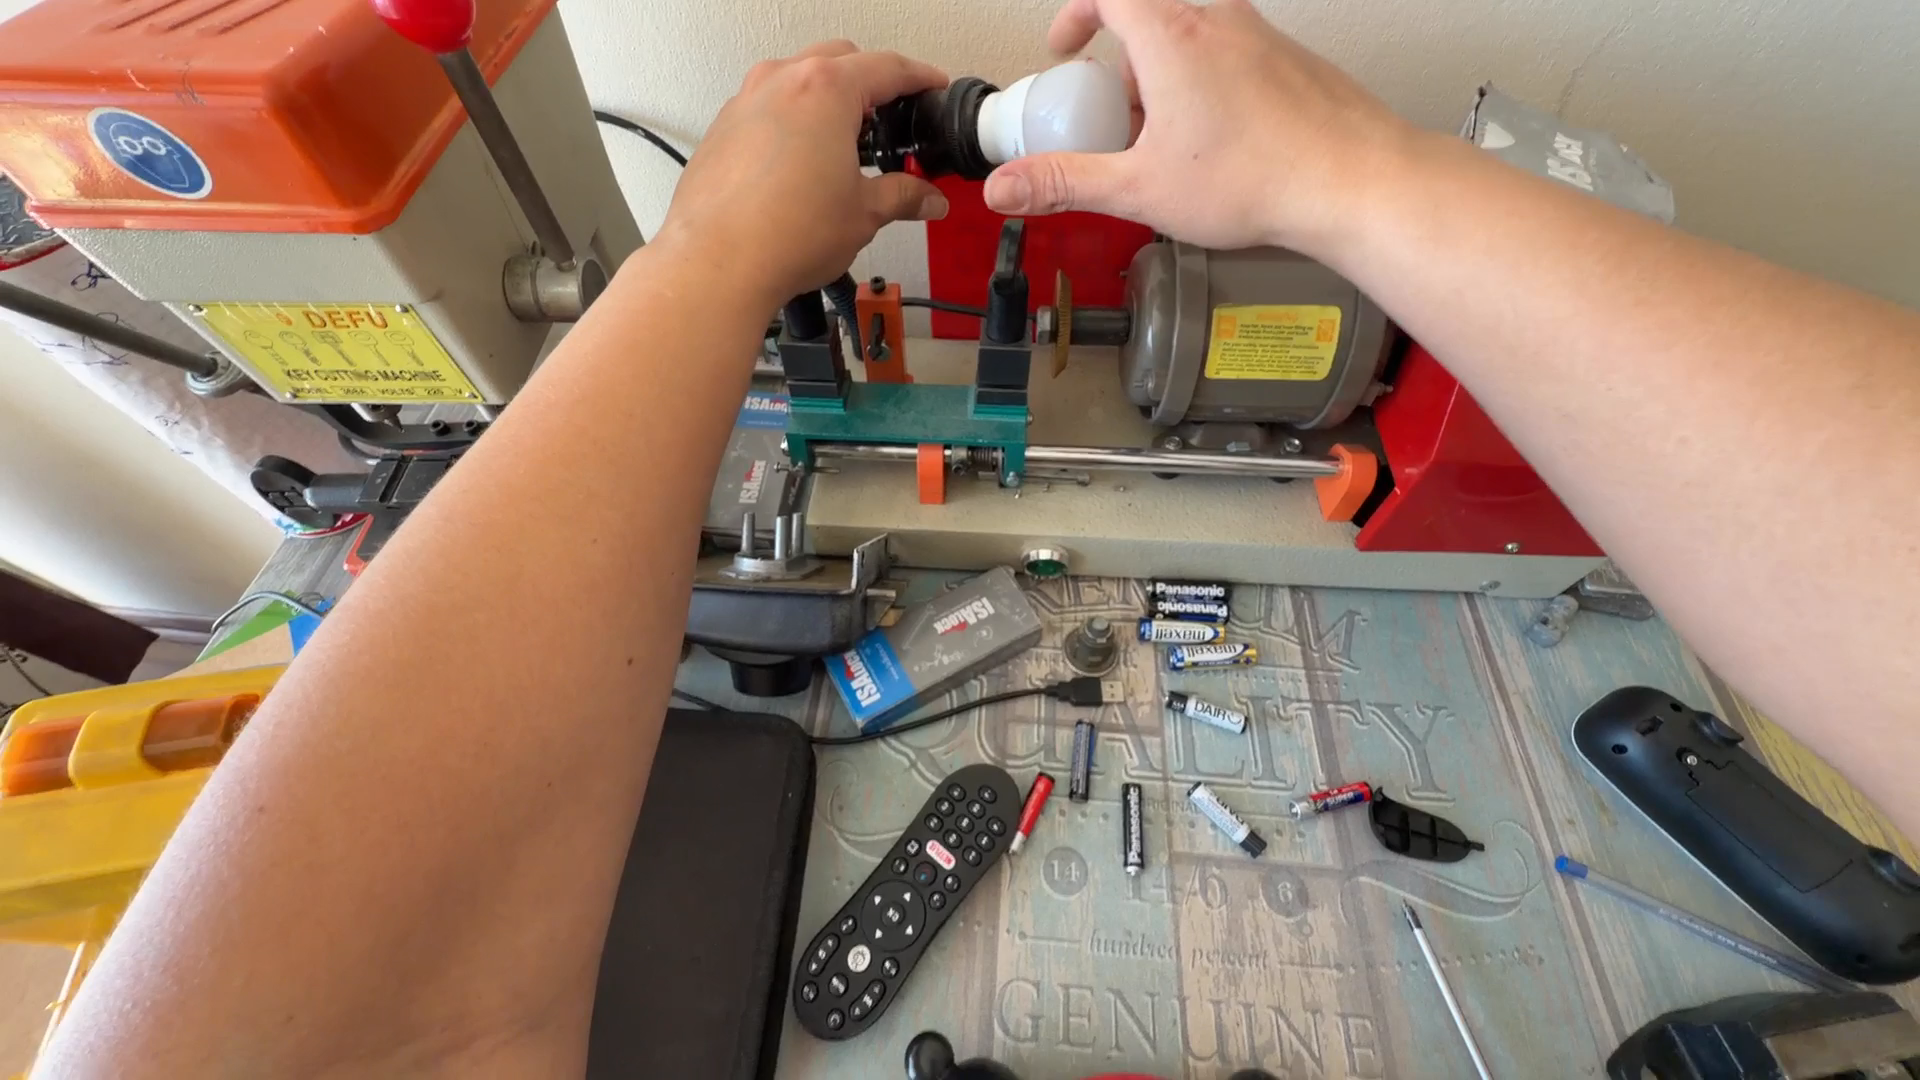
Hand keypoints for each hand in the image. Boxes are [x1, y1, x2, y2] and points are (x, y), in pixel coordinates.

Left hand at [653, 42, 951, 306]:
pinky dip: (794, 125)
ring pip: (799, 82)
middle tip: (892, 124)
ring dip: (828, 104)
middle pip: (841, 61)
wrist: (720, 262)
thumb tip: (926, 198)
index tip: (931, 86)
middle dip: (872, 85)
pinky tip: (805, 168)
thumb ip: (903, 197)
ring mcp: (747, 101)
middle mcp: (782, 82)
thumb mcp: (864, 214)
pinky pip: (769, 111)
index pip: (887, 68)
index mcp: (826, 90)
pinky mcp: (724, 129)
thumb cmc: (784, 234)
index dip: (919, 78)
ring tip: (846, 149)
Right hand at [982, 0, 1418, 255]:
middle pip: (1149, 24)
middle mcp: (1218, 23)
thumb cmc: (1253, 177)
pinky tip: (1212, 154)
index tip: (1065, 49)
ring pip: (1191, 46)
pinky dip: (1202, 96)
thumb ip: (1064, 182)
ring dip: (1162, 90)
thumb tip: (1005, 187)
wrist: (1349, 182)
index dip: (1077, 13)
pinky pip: (1228, 64)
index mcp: (1172, 37)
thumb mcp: (1137, 188)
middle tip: (1111, 126)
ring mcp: (1258, 39)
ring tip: (1162, 151)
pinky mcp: (1286, 65)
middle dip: (1118, 74)